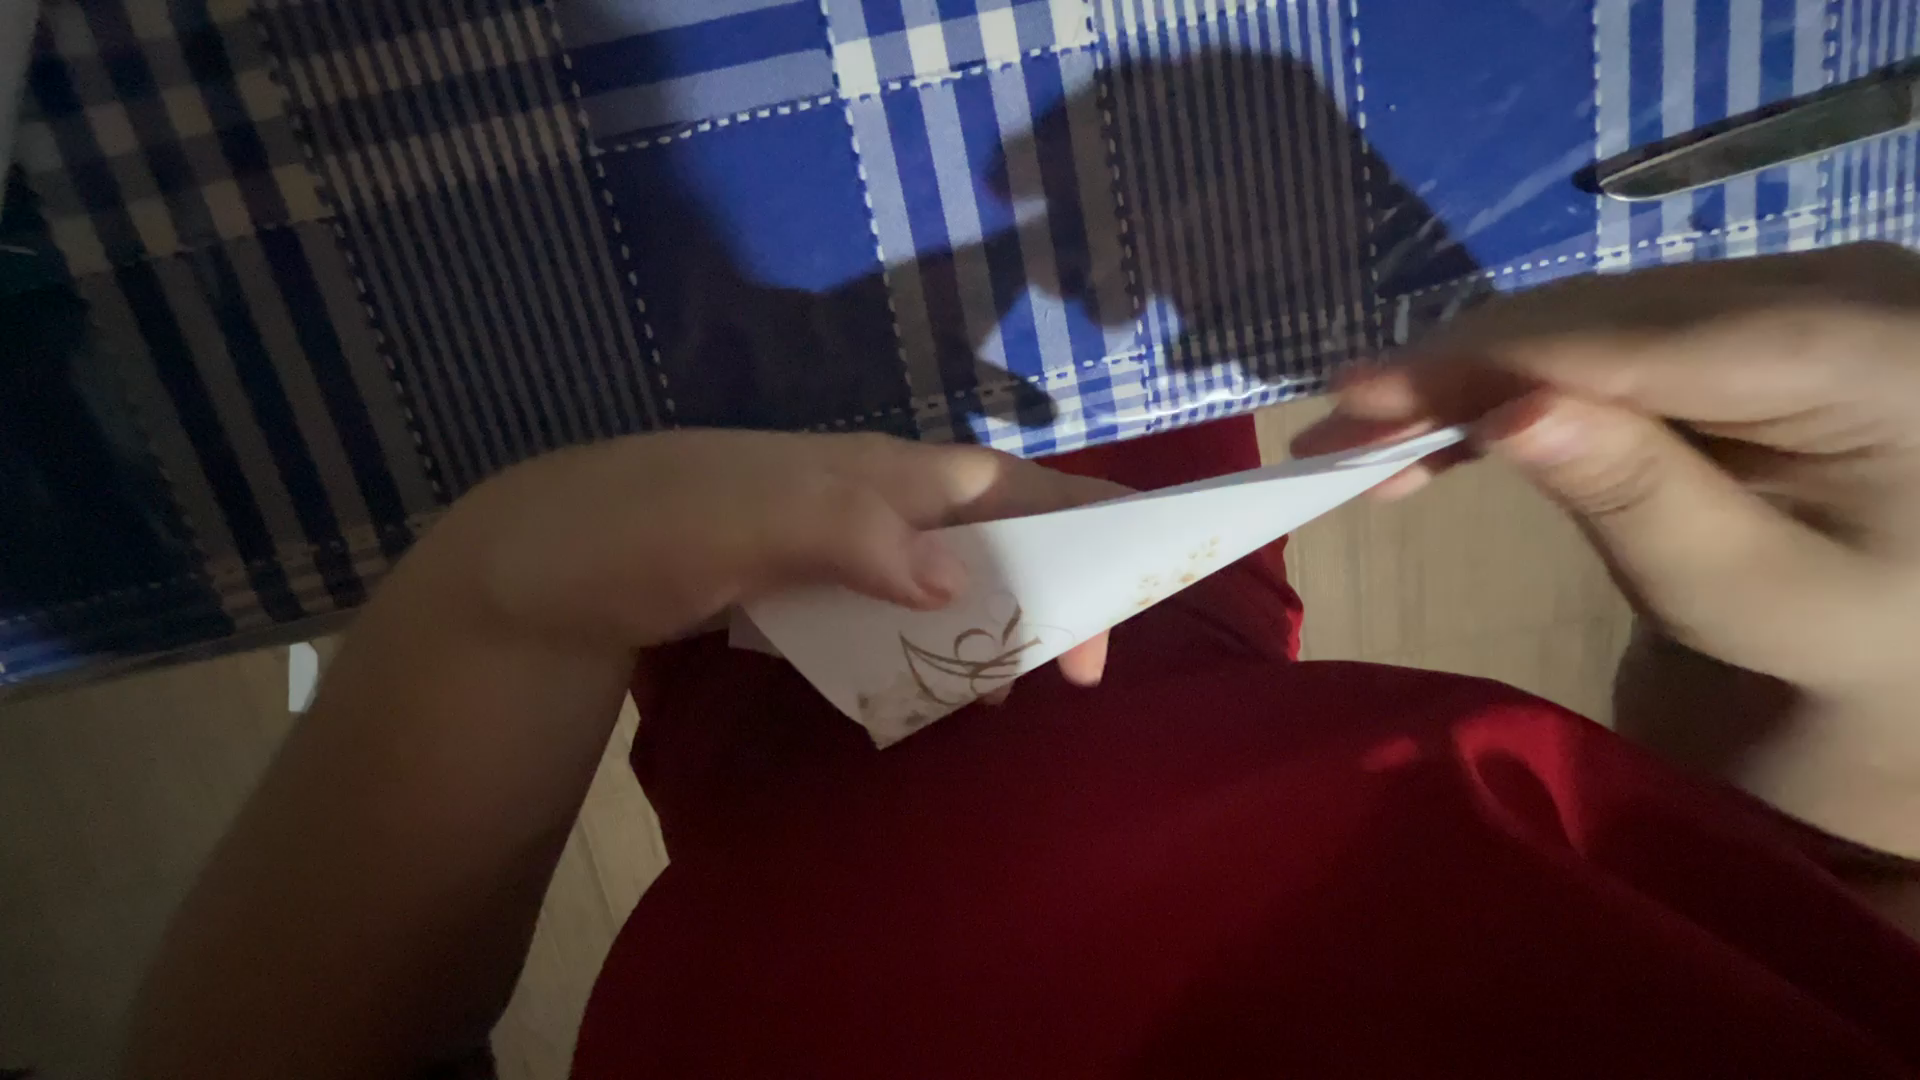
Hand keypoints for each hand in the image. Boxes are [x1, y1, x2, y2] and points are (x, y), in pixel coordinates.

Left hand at [409, 429, 1124, 681]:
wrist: (558, 563)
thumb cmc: (654, 522)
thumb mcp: (747, 518)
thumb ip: (850, 532)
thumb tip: (954, 581)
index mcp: (881, 473)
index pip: (1007, 486)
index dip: (1079, 520)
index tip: (1133, 576)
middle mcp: (880, 504)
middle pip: (995, 534)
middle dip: (1054, 585)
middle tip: (1078, 668)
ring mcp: (851, 549)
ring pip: (957, 577)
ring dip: (1001, 623)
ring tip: (1026, 684)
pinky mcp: (822, 590)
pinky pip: (907, 615)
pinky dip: (941, 648)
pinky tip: (948, 688)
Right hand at [1293, 243, 1919, 854]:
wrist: (1903, 617)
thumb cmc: (1837, 630)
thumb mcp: (1741, 588)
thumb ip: (1635, 496)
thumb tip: (1512, 414)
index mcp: (1872, 356)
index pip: (1628, 344)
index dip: (1479, 361)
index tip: (1351, 390)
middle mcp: (1823, 290)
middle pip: (1582, 319)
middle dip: (1442, 372)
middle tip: (1331, 430)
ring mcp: (1766, 296)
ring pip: (1562, 324)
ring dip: (1451, 382)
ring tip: (1359, 438)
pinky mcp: (1715, 322)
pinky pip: (1576, 343)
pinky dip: (1490, 391)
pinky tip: (1429, 437)